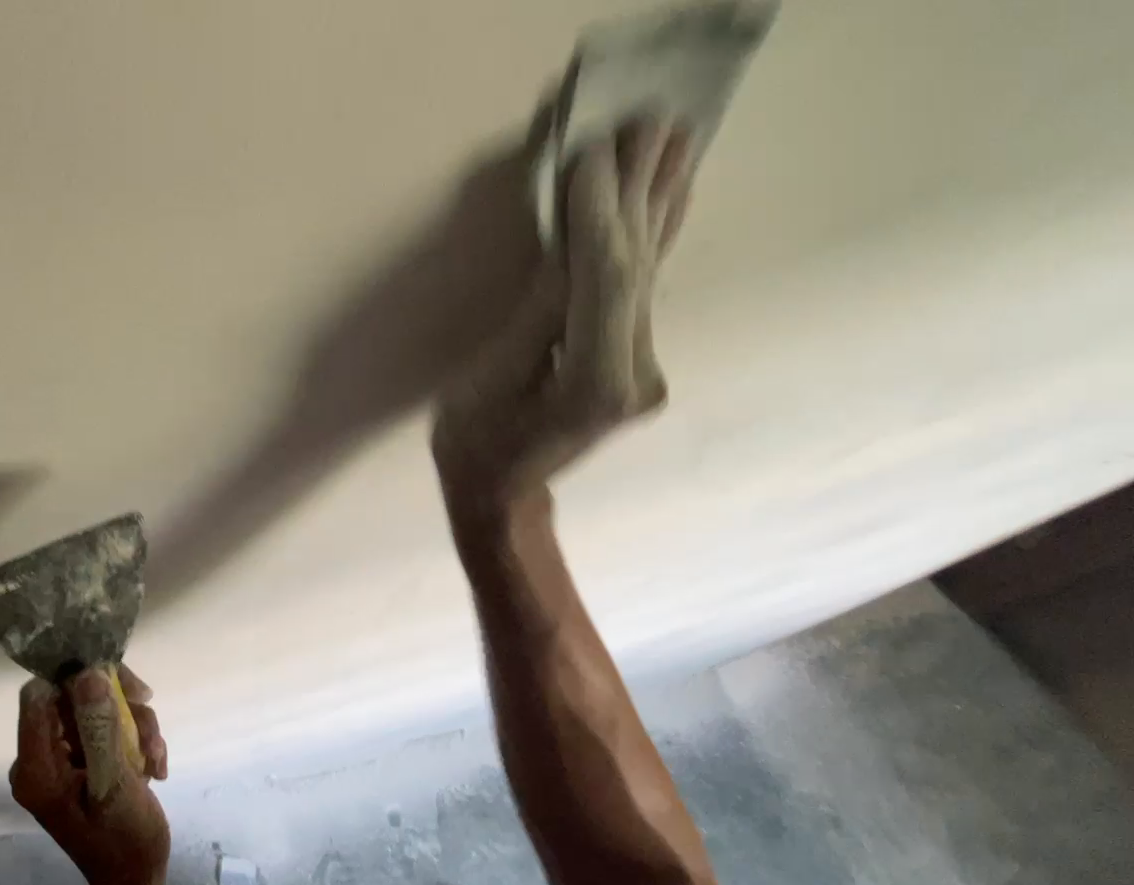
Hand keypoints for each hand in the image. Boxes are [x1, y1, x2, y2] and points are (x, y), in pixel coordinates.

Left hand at [10, 666, 169, 884]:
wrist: (135, 880)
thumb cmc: (123, 840)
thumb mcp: (114, 783)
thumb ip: (100, 729)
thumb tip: (88, 675)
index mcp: (34, 766)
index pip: (38, 696)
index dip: (74, 680)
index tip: (115, 684)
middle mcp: (41, 758)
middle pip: (71, 698)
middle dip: (116, 704)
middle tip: (148, 708)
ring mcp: (63, 760)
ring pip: (95, 710)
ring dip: (133, 725)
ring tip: (155, 757)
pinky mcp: (84, 762)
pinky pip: (107, 729)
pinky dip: (134, 740)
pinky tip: (153, 767)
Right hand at [432, 115, 692, 501]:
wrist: (501, 497)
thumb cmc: (475, 448)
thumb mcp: (488, 384)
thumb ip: (537, 317)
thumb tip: (571, 248)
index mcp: (595, 384)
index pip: (602, 281)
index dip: (597, 214)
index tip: (593, 149)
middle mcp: (637, 374)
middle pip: (636, 268)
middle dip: (636, 193)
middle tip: (649, 119)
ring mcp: (644, 369)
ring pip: (648, 272)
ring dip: (656, 203)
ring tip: (676, 137)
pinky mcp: (636, 362)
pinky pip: (644, 291)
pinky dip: (654, 238)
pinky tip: (674, 196)